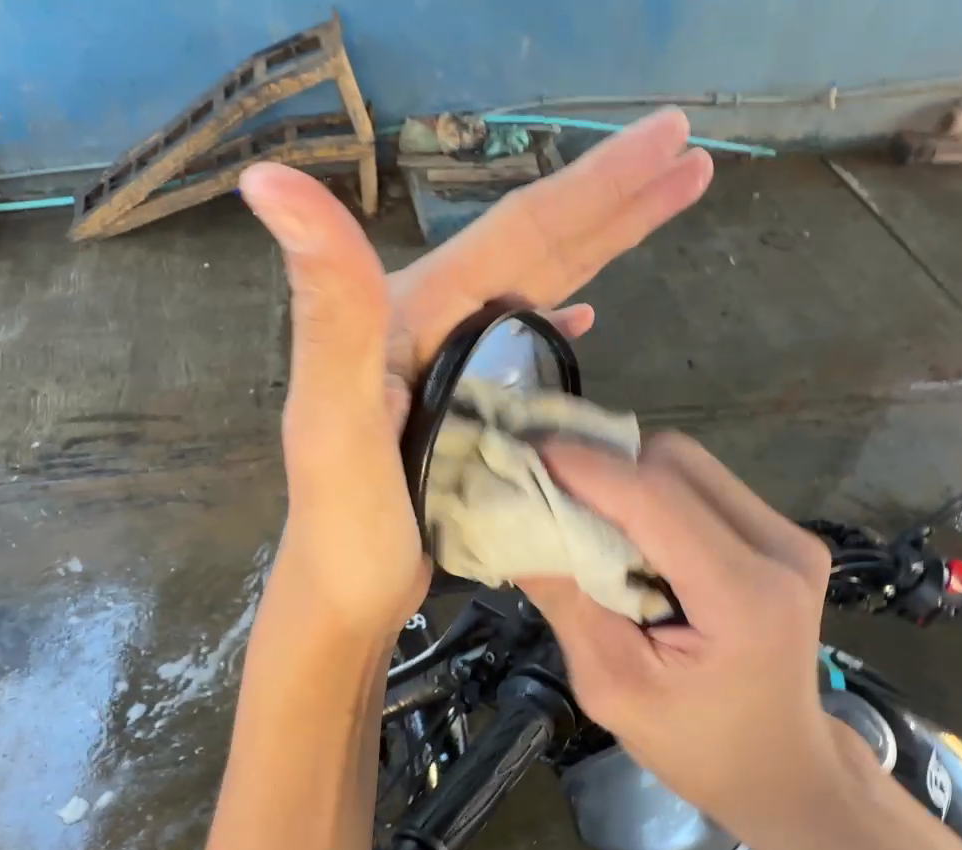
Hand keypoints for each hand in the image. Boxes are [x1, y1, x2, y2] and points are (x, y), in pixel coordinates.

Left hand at [237, 109, 713, 638]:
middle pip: (532, 248)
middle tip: (690, 153)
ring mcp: (441, 364)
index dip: (598, 185)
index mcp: (408, 313)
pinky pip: (518, 342)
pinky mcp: (455, 404)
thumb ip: (330, 305)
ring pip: (533, 287)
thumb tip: (271, 180)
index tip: (673, 136)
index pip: (517, 233)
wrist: (341, 600)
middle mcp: (423, 323)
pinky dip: (555, 316)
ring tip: (662, 205)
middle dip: (614, 200)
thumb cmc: (347, 529)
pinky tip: (583, 310)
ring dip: (599, 247)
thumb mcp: (335, 418)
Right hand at [519, 435, 862, 849]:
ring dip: (626, 477)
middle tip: (544, 485)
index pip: (656, 501)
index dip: (587, 469)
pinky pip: (703, 486)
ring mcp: (790, 537)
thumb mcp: (614, 689)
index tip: (526, 452)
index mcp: (745, 597)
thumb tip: (516, 529)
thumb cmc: (696, 746)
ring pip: (689, 466)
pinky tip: (623, 531)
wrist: (780, 768)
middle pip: (675, 464)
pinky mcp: (782, 535)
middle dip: (603, 465)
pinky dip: (651, 494)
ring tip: (578, 508)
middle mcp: (781, 549)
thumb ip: (569, 604)